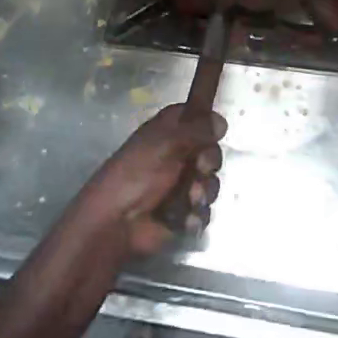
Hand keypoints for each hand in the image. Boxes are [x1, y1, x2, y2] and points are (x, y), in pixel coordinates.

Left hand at [76, 104, 225, 255]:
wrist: (116, 221)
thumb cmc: (137, 173)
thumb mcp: (166, 143)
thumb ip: (196, 130)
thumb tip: (220, 122)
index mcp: (168, 130)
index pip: (195, 115)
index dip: (207, 122)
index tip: (216, 132)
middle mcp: (176, 153)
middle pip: (210, 151)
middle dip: (209, 162)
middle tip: (200, 168)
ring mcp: (180, 184)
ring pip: (210, 182)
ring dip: (203, 191)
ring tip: (190, 199)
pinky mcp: (183, 212)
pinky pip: (204, 210)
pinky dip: (196, 215)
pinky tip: (185, 220)